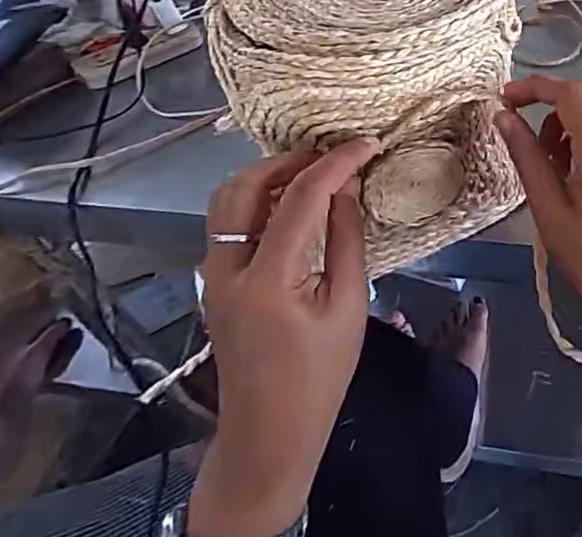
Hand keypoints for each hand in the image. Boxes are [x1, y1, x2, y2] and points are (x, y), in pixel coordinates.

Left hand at [190, 141, 376, 533]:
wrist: (268, 436)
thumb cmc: (320, 376)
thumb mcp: (349, 304)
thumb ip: (346, 238)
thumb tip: (348, 187)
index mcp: (267, 279)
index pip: (301, 197)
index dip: (337, 162)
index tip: (369, 144)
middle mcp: (226, 270)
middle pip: (244, 187)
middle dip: (290, 160)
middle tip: (334, 156)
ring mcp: (212, 277)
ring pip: (226, 201)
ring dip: (269, 176)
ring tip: (314, 173)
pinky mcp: (214, 284)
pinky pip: (229, 223)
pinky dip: (259, 199)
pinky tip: (293, 204)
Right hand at [494, 76, 581, 333]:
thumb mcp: (548, 208)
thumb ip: (526, 155)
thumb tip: (502, 116)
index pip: (572, 95)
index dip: (535, 87)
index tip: (504, 96)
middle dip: (547, 101)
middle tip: (516, 124)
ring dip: (563, 120)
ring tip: (546, 162)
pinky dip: (579, 134)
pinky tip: (567, 168)